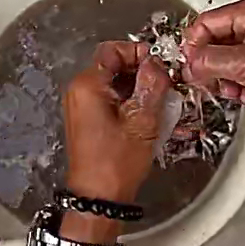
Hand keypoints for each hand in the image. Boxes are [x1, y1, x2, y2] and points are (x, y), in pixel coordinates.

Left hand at [63, 41, 174, 201]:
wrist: (98, 195)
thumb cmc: (116, 161)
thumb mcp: (142, 120)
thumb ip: (152, 86)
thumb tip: (157, 62)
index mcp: (87, 85)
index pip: (111, 50)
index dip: (137, 52)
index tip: (159, 64)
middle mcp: (79, 90)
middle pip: (112, 65)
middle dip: (141, 71)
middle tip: (166, 84)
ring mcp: (81, 104)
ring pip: (113, 83)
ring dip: (137, 88)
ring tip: (161, 102)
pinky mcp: (87, 118)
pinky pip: (109, 98)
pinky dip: (129, 101)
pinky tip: (147, 115)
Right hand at [180, 0, 244, 131]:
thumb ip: (209, 60)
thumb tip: (190, 63)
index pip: (206, 22)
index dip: (195, 45)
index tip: (190, 64)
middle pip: (213, 41)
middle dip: (210, 65)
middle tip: (209, 79)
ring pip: (223, 58)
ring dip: (223, 78)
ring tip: (234, 87)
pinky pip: (237, 71)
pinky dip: (236, 84)